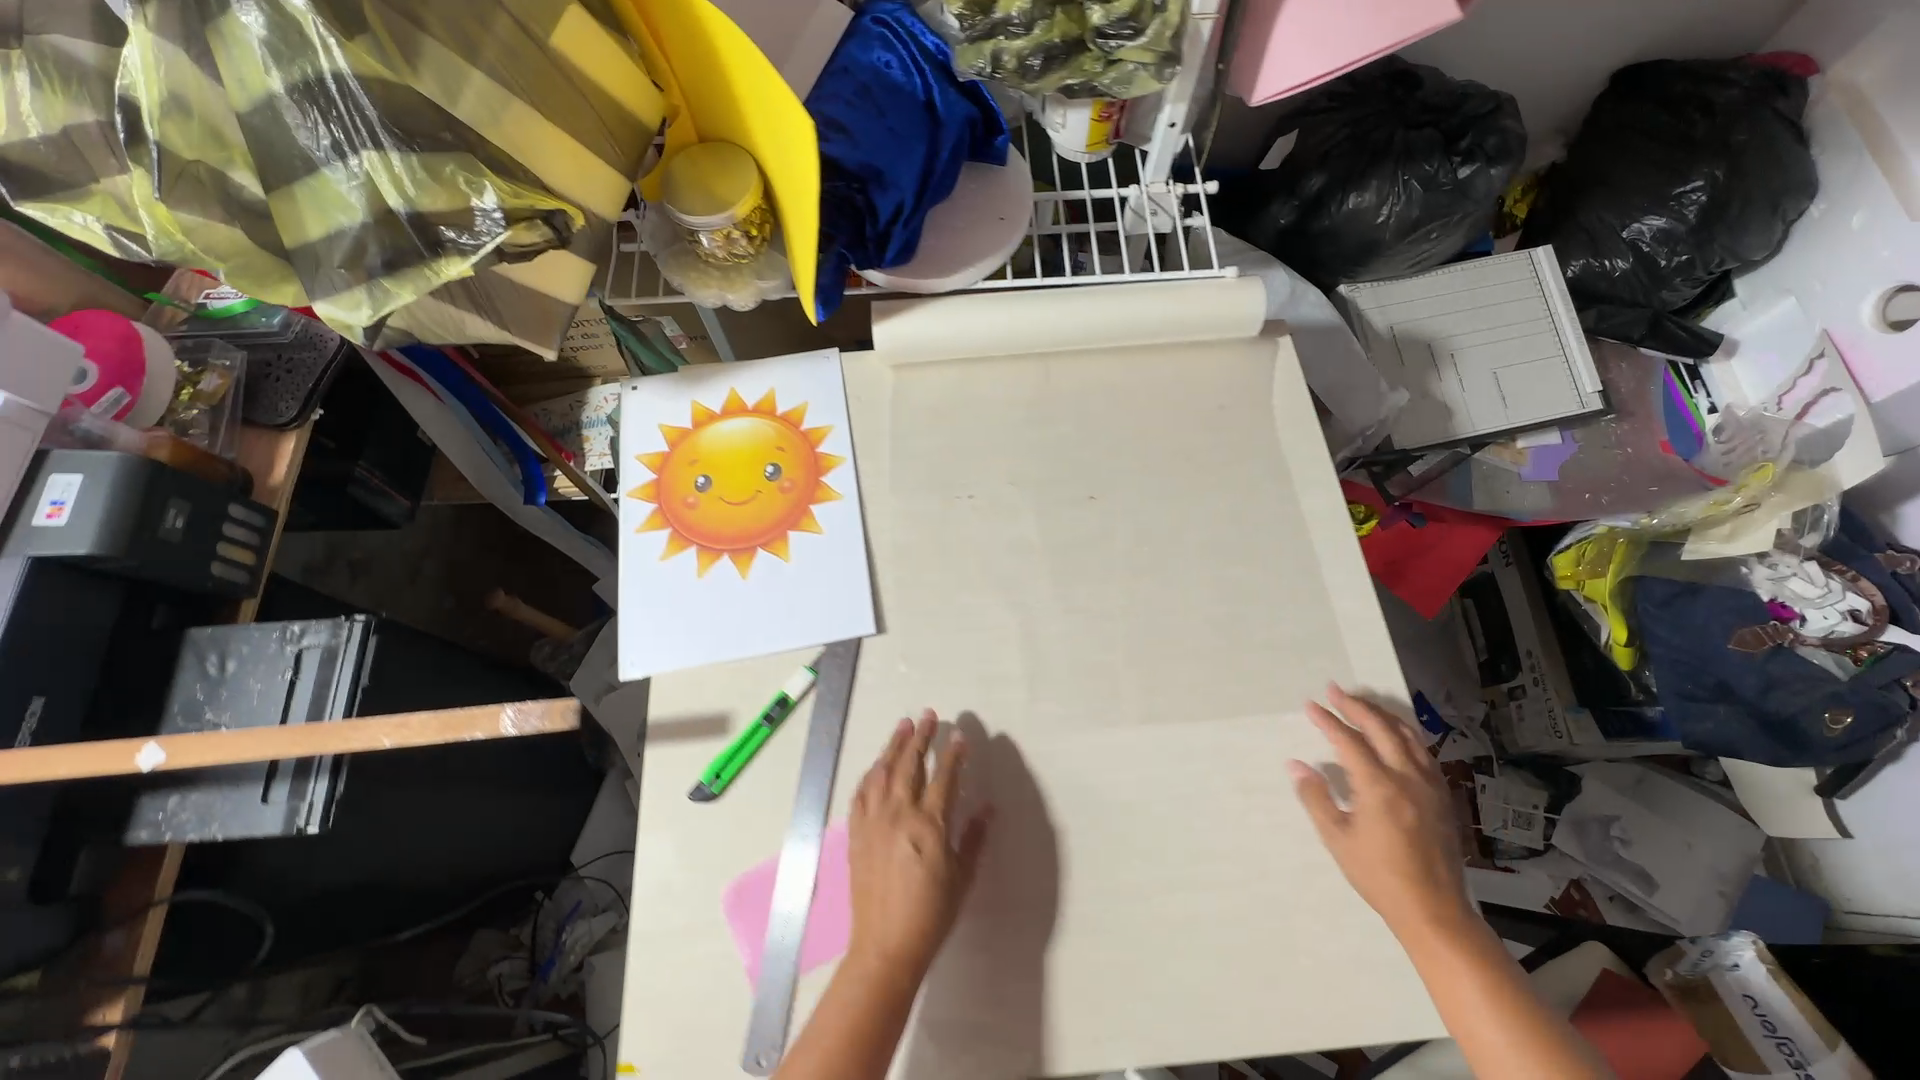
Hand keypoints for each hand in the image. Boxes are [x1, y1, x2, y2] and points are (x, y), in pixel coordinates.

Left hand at [847, 711, 991, 980]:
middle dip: (921, 737)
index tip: (960, 735)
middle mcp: (898, 814)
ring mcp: (873, 822)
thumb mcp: (962, 877)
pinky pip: (861, 794)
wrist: (886, 944)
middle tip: (928, 715)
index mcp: (929, 824)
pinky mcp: (855, 834)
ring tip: (903, 727)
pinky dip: (870, 774)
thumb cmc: (932, 914)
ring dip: (893, 747)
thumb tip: (987, 808)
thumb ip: (973, 838)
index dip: (954, 754)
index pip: (944, 777)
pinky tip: (876, 765)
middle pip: (909, 765)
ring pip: (882, 773)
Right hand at [1290, 685, 1471, 940]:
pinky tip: (1396, 737)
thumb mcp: (1337, 839)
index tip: (1311, 705)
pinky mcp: (1443, 796)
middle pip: (1381, 729)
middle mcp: (1408, 777)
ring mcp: (1430, 785)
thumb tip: (1296, 765)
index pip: (1349, 741)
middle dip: (1356, 706)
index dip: (1328, 720)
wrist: (1433, 908)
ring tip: (1363, 705)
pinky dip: (1405, 735)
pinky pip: (1424, 753)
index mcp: (1379, 786)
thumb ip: (1316, 797)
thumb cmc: (1378, 876)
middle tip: (1334, 690)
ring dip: (1383, 716)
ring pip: (1409, 736)